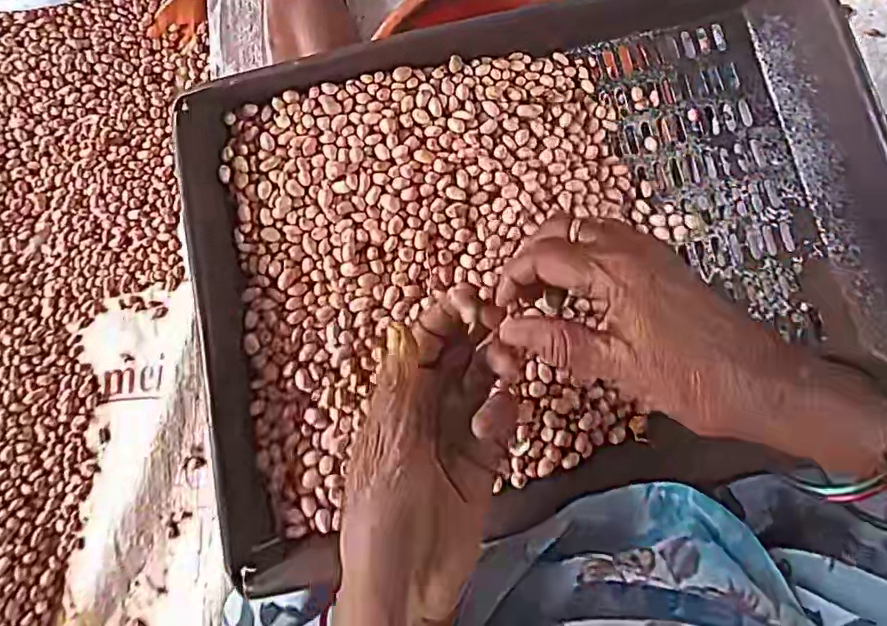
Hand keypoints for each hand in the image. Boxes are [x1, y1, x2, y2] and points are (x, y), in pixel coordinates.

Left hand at [339, 288, 515, 625]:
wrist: (406, 588)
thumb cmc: (380, 513)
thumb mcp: (387, 443)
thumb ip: (402, 386)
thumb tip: (401, 327)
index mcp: (399, 394)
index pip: (426, 339)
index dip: (447, 314)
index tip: (471, 297)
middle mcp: (431, 403)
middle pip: (460, 351)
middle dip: (479, 330)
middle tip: (500, 320)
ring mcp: (459, 428)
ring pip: (484, 379)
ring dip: (497, 364)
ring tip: (506, 364)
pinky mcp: (485, 457)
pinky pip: (500, 419)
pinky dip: (502, 410)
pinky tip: (496, 418)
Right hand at [494, 216, 886, 470]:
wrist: (763, 381)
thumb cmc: (691, 379)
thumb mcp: (619, 368)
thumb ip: (559, 343)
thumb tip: (510, 330)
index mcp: (611, 271)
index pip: (541, 256)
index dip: (512, 277)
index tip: (502, 307)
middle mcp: (626, 247)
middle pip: (557, 229)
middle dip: (529, 256)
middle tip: (520, 296)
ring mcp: (647, 248)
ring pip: (583, 227)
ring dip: (556, 249)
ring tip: (547, 293)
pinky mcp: (662, 258)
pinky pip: (609, 235)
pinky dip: (584, 250)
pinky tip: (585, 287)